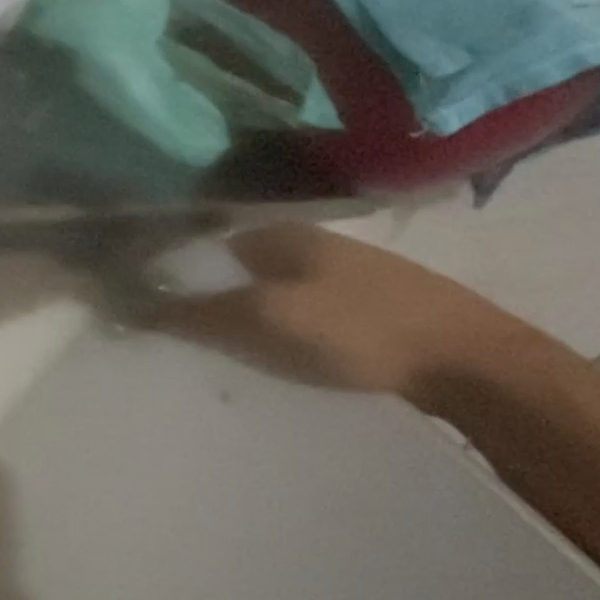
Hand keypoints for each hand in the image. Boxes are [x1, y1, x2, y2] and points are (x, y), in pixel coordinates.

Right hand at [146, 224, 511, 398]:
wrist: (472, 363)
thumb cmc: (356, 329)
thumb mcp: (262, 318)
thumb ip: (192, 312)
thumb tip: (127, 304)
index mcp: (277, 235)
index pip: (197, 248)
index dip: (165, 277)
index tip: (138, 311)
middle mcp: (305, 244)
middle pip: (228, 273)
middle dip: (197, 303)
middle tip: (171, 342)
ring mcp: (338, 275)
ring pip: (260, 296)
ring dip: (234, 322)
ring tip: (213, 358)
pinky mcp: (362, 308)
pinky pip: (292, 316)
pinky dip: (270, 335)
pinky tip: (268, 362)